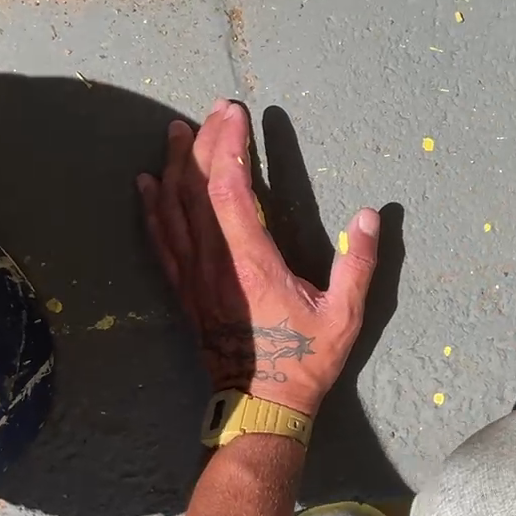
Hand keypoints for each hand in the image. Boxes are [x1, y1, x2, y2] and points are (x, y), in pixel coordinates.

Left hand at [139, 100, 379, 416]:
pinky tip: (147, 184)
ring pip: (174, 210)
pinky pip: (160, 241)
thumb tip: (368, 216)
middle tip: (216, 111)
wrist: (262, 404)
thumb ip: (357, 265)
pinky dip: (152, 209)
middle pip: (198, 190)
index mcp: (253, 264)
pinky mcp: (184, 291)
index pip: (232, 190)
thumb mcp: (345, 317)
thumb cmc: (306, 361)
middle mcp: (215, 264)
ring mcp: (194, 278)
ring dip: (175, 166)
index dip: (232, 147)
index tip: (236, 114)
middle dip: (207, 144)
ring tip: (179, 131)